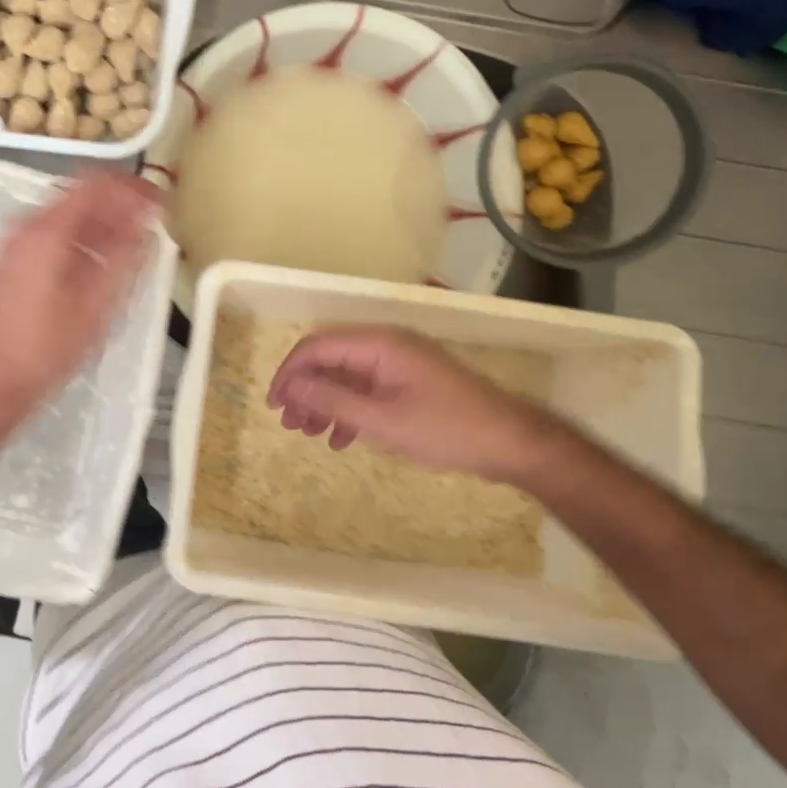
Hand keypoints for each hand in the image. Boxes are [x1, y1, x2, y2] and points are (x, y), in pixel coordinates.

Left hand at [0, 170, 157, 429]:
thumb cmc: (45, 348)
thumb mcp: (96, 304)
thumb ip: (125, 256)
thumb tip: (146, 224)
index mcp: (46, 230)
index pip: (96, 184)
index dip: (133, 187)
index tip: (161, 200)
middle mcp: (25, 227)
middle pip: (80, 197)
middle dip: (119, 205)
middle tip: (153, 222)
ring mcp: (13, 245)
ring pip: (66, 217)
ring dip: (102, 223)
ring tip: (134, 243)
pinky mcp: (10, 264)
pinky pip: (52, 236)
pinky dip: (81, 240)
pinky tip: (103, 263)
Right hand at [266, 326, 582, 483]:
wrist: (512, 442)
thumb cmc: (447, 429)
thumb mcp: (384, 421)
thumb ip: (334, 402)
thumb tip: (293, 387)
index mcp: (379, 345)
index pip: (318, 348)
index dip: (290, 374)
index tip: (274, 404)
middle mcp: (386, 346)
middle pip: (329, 360)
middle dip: (304, 390)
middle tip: (288, 423)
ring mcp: (400, 365)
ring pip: (346, 377)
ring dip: (323, 402)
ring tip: (307, 434)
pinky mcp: (410, 383)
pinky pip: (367, 390)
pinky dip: (348, 410)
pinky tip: (340, 438)